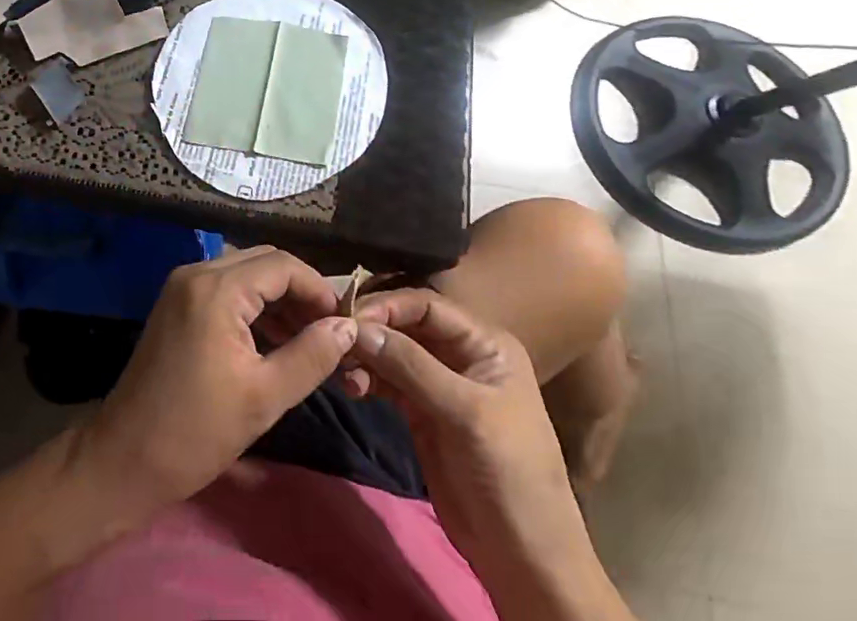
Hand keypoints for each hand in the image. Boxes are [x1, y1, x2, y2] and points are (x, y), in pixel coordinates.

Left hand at [73, 247, 357, 509]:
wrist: (130, 453)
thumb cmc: (199, 428)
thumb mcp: (266, 395)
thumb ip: (312, 354)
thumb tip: (348, 326)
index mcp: (215, 289)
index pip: (282, 265)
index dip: (320, 288)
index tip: (347, 323)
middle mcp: (195, 274)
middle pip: (262, 262)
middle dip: (299, 291)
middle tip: (329, 331)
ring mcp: (180, 287)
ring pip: (242, 273)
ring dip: (277, 299)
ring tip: (309, 341)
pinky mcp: (175, 304)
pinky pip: (223, 289)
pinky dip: (251, 306)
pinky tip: (275, 340)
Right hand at [349, 290, 630, 620]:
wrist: (522, 551)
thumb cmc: (509, 473)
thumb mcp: (464, 413)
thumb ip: (410, 365)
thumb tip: (357, 327)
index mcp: (485, 344)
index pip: (426, 306)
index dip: (386, 306)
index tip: (347, 319)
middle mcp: (460, 354)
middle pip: (403, 325)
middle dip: (369, 331)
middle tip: (334, 343)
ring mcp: (438, 382)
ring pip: (389, 351)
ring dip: (363, 357)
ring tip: (344, 375)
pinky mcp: (419, 408)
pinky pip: (384, 379)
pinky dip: (365, 379)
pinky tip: (351, 389)